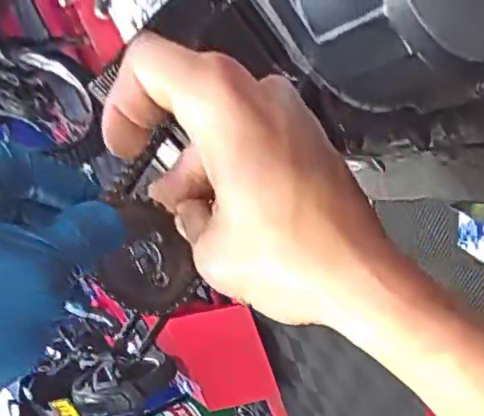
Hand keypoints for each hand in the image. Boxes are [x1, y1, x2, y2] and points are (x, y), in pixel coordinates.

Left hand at [0, 142, 126, 415]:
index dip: (72, 190)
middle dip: (53, 233)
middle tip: (89, 257)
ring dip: (30, 258)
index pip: (18, 164)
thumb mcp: (42, 274)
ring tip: (62, 290)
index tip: (102, 212)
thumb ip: (82, 237)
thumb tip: (107, 220)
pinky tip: (26, 302)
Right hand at [103, 34, 406, 327]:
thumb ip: (184, 220)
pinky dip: (245, 179)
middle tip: (171, 206)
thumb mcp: (210, 252)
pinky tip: (244, 226)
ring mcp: (297, 123)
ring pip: (231, 133)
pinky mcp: (317, 152)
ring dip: (211, 177)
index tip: (123, 144)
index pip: (148, 65)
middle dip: (176, 161)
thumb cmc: (302, 261)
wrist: (361, 282)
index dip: (121, 106)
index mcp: (223, 101)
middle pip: (194, 108)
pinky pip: (265, 150)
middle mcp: (265, 98)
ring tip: (211, 230)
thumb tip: (189, 214)